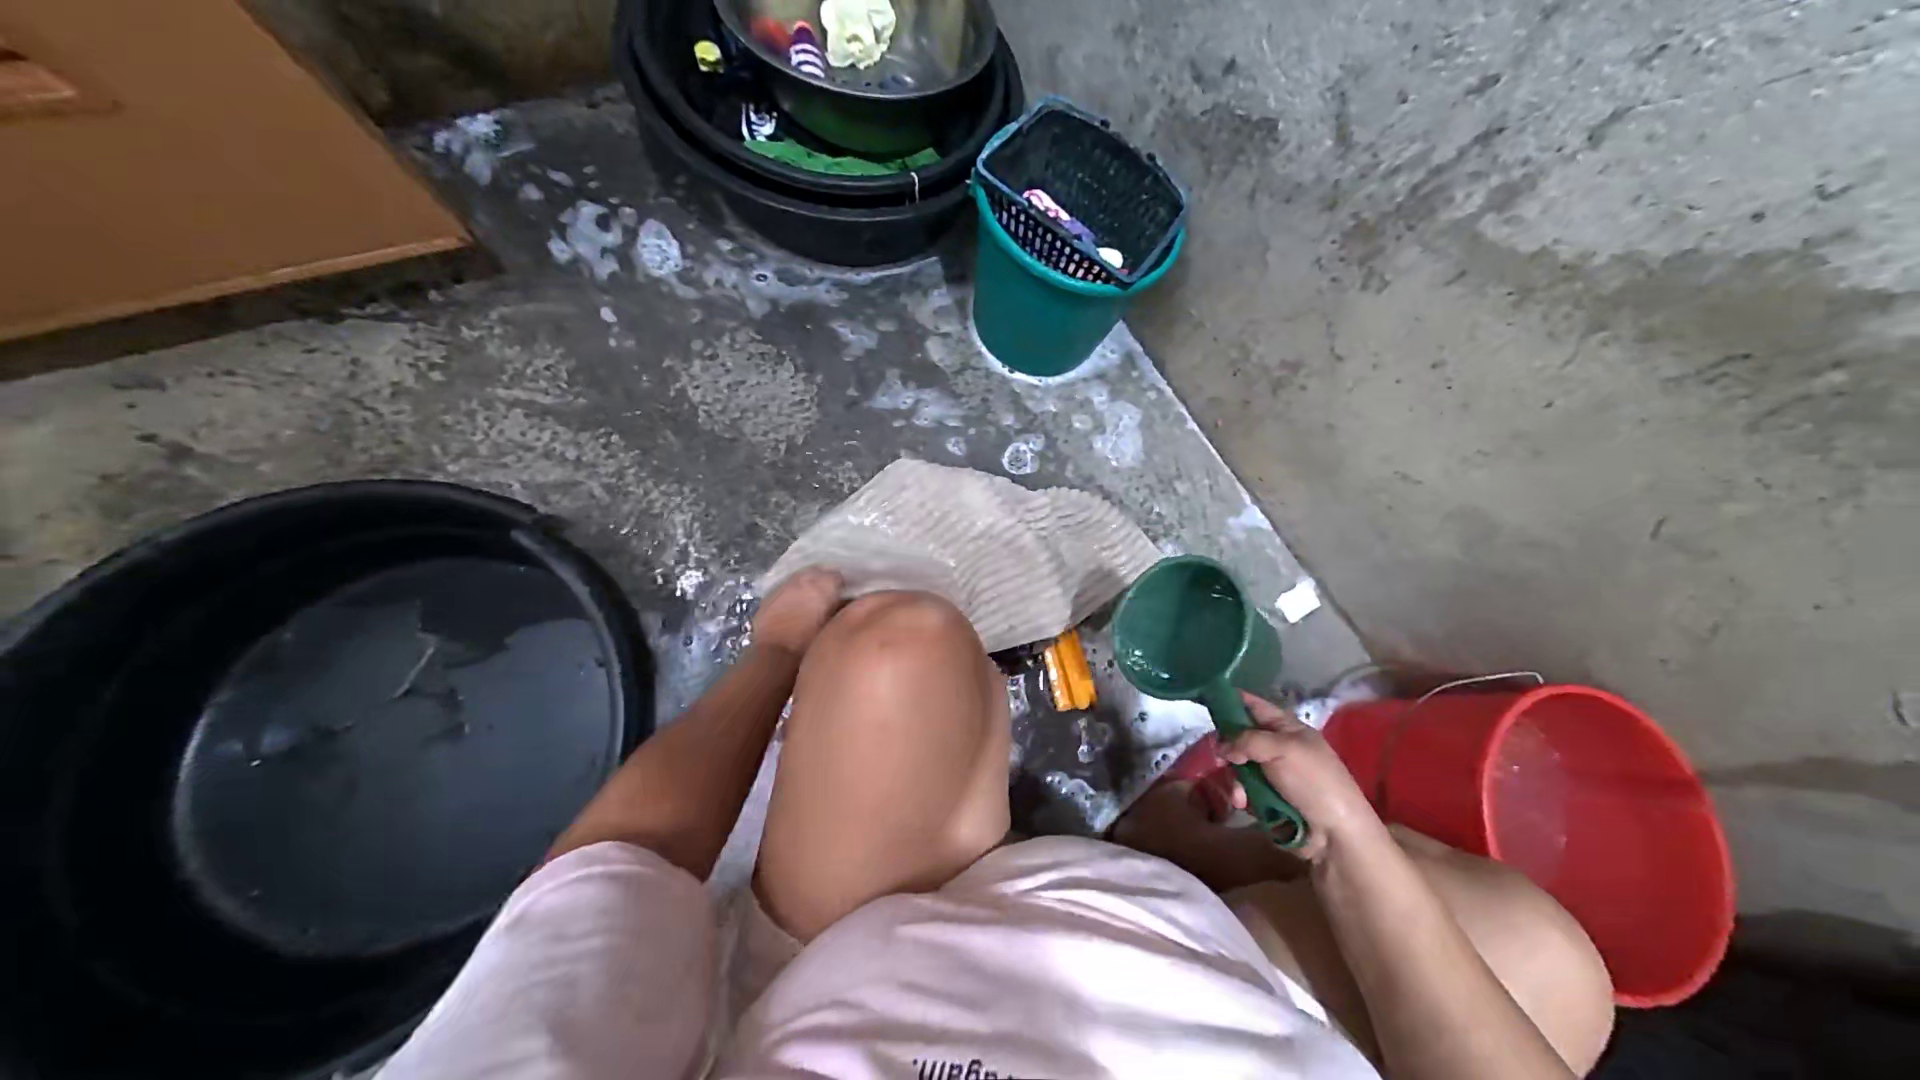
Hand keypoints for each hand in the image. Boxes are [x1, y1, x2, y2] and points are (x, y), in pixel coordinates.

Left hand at [752, 568, 843, 659]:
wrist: (776, 654)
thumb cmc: (811, 642)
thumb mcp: (835, 624)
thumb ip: (843, 606)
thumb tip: (847, 600)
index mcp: (824, 583)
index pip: (838, 576)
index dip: (841, 587)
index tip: (842, 597)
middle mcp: (804, 578)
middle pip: (817, 572)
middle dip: (822, 583)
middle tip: (826, 599)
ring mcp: (784, 584)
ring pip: (799, 579)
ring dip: (805, 588)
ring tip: (809, 604)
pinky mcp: (769, 594)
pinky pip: (784, 589)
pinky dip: (790, 596)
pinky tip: (792, 609)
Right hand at [1223, 692, 1387, 861]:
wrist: (1337, 835)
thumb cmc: (1314, 782)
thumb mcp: (1282, 750)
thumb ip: (1246, 740)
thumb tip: (1222, 747)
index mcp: (1287, 728)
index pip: (1253, 705)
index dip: (1230, 700)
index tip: (1204, 701)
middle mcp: (1278, 747)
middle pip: (1239, 737)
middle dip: (1228, 749)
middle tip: (1221, 760)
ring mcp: (1273, 774)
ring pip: (1238, 765)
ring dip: (1235, 779)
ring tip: (1240, 795)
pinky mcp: (1268, 798)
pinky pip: (1243, 788)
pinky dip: (1241, 796)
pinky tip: (1245, 805)